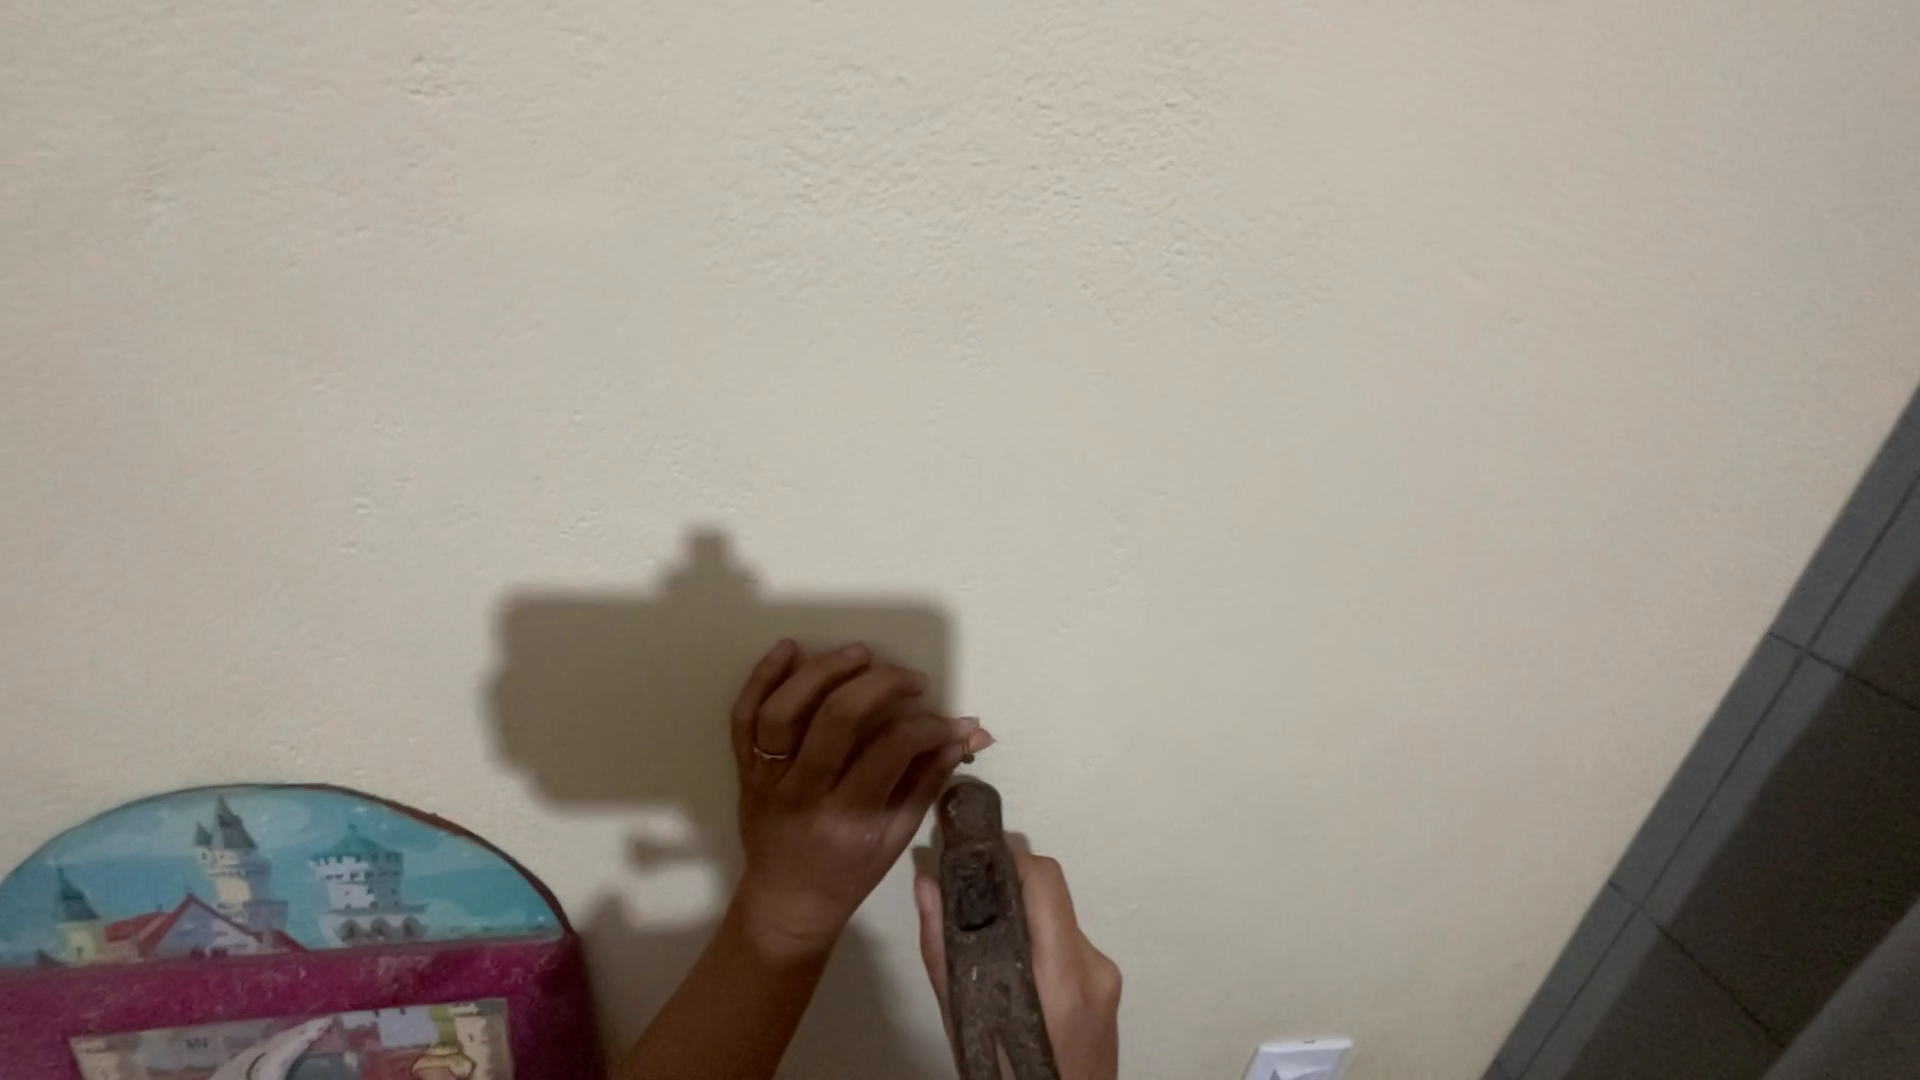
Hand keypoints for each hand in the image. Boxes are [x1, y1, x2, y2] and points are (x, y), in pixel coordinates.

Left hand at [729, 640, 992, 954]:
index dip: (927, 726)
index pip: (890, 751)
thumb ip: (930, 779)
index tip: (948, 720)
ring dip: (823, 671)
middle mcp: (802, 794)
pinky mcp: (745, 768)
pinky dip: (762, 677)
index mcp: (847, 818)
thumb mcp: (898, 836)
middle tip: (909, 678)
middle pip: (836, 719)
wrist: (786, 902)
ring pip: (784, 711)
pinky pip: (743, 717)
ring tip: (860, 653)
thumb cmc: (849, 873)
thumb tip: (967, 731)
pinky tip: (789, 648)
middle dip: (879, 685)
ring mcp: (766, 778)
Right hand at [915, 852, 1121, 1079]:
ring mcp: (1107, 977)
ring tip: (993, 938)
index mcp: (1061, 977)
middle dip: (1013, 886)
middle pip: (1053, 894)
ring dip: (1027, 916)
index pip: (1046, 881)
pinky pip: (1070, 943)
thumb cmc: (1004, 1076)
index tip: (978, 860)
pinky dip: (1043, 941)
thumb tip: (927, 884)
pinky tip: (1018, 966)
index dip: (1011, 860)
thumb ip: (941, 947)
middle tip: (976, 892)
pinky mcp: (1110, 986)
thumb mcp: (962, 1018)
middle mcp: (1093, 968)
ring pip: (1059, 918)